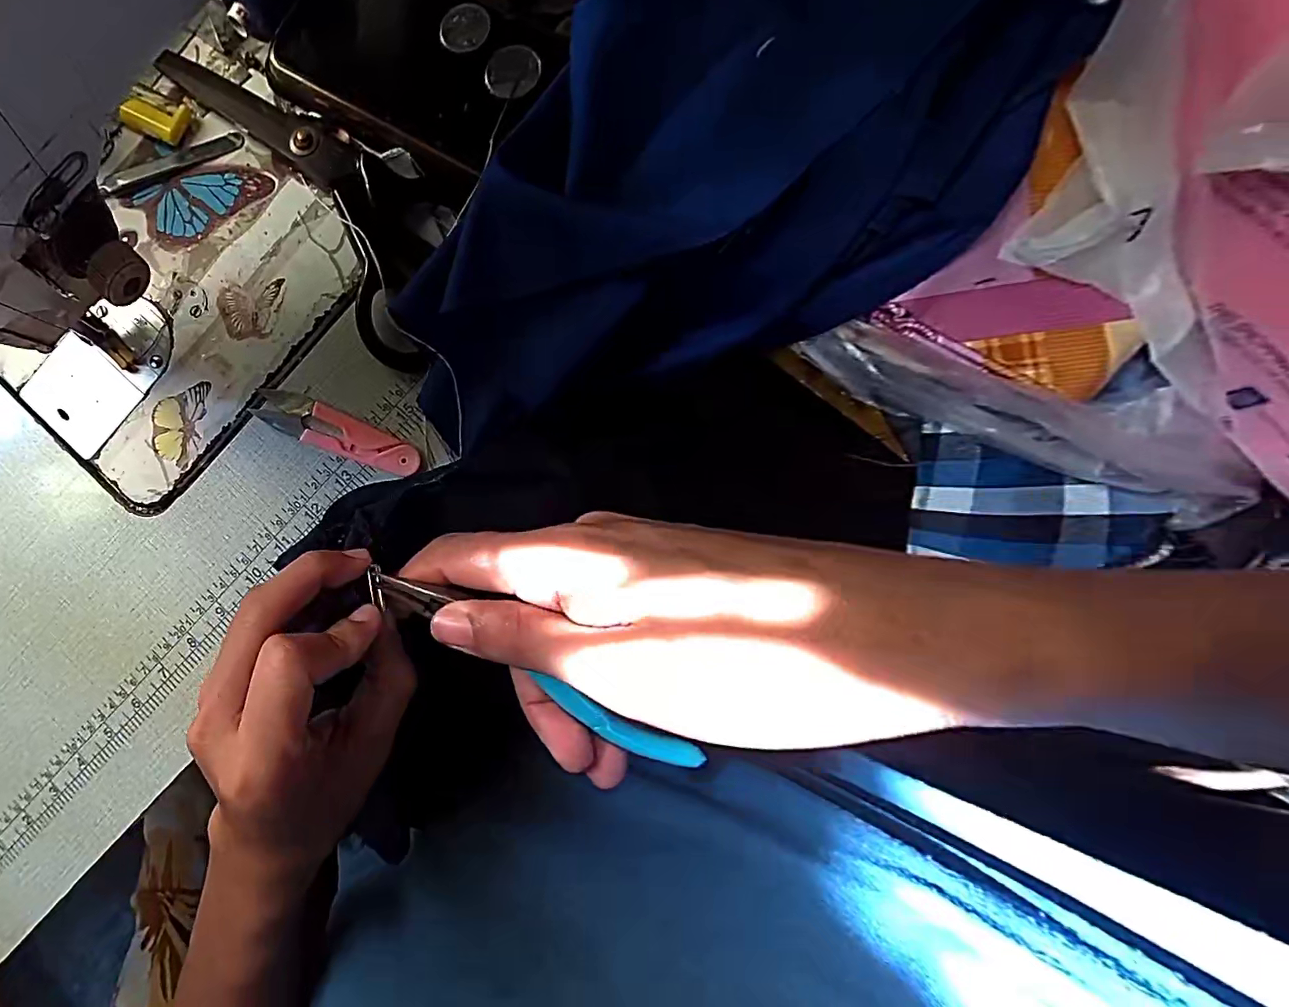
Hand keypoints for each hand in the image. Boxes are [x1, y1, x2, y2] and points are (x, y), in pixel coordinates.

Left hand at [188, 549, 415, 890]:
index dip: (335, 633)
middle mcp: (217, 720)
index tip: (374, 622)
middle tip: (356, 561)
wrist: (261, 839)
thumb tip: (378, 615)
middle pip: (255, 617)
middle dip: (309, 575)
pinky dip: (286, 601)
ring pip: (248, 613)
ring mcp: (203, 699)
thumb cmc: (322, 806)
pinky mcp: (207, 684)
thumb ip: (386, 680)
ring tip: (342, 573)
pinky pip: (247, 627)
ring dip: (297, 583)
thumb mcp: (371, 751)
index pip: (285, 659)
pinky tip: (318, 597)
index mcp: (259, 753)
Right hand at [401, 514, 1063, 784]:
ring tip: (623, 759)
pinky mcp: (676, 582)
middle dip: (531, 685)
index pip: (457, 553)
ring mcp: (636, 561)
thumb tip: (439, 615)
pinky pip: (614, 625)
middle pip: (516, 605)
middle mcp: (590, 544)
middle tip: (578, 758)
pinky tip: (652, 725)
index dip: (417, 584)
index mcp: (562, 555)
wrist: (907, 638)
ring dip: (579, 693)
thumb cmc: (746, 660)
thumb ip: (516, 635)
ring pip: (569, 625)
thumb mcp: (613, 664)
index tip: (395, 630)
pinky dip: (616, 676)